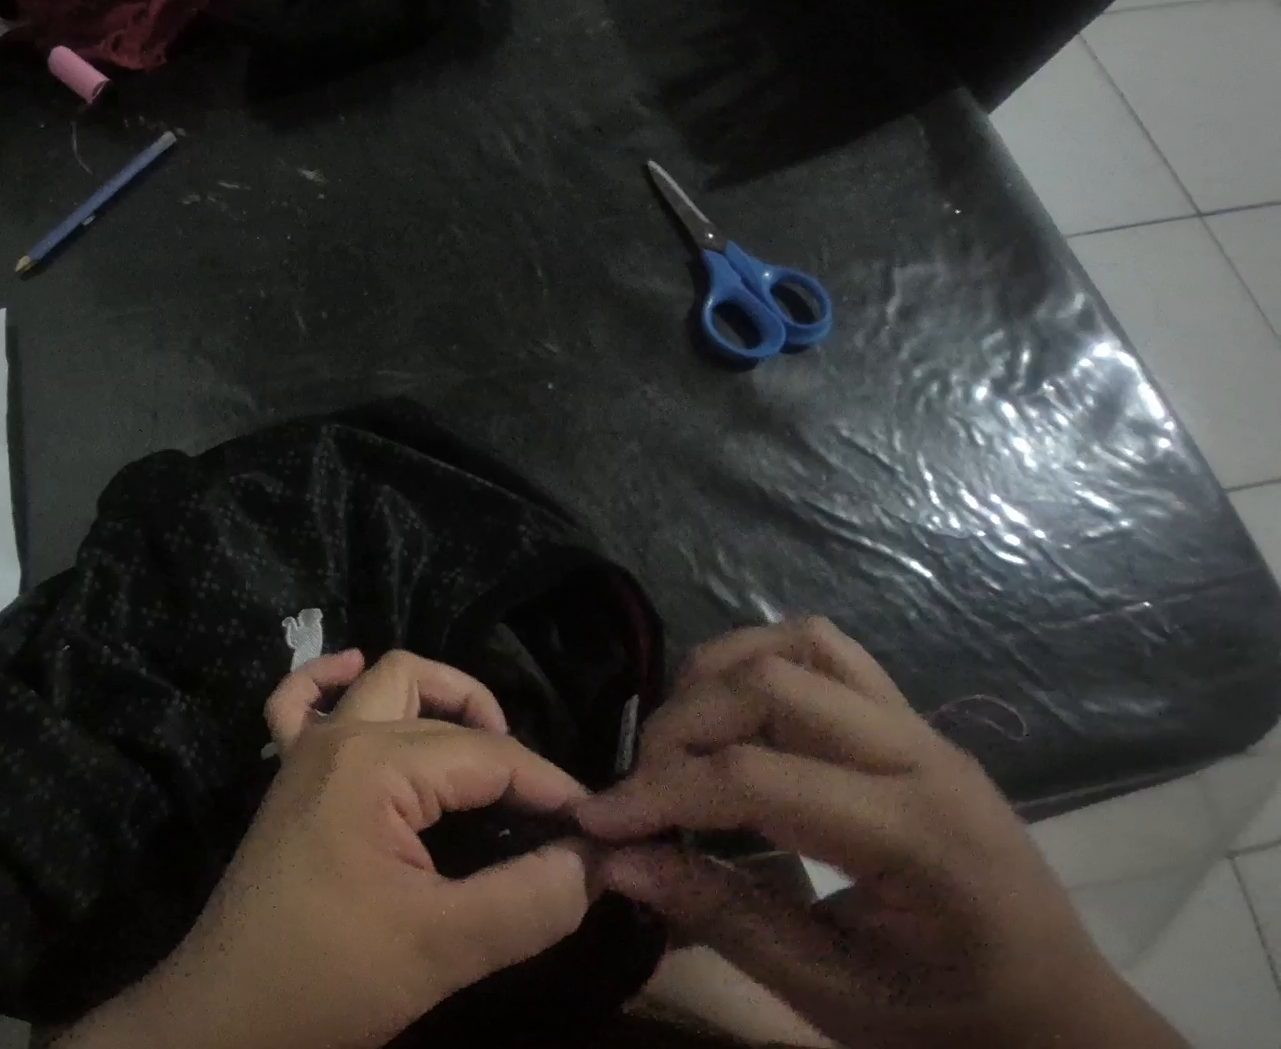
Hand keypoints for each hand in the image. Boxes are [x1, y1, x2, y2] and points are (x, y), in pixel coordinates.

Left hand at [57, 650, 593, 1048]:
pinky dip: (333, 680)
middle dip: (505, 747)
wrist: (224, 1014)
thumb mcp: (441, 950)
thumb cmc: (328, 979)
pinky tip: (360, 681)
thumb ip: (528, 902)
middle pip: (443, 712)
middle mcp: (340, 736)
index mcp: (377, 765)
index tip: (596, 828)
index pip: (489, 755)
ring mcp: (305, 748)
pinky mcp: (286, 772)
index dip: (552, 788)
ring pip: (382, 682)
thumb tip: (592, 861)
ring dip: (437, 694)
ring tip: (485, 739)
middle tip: (541, 806)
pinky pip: (300, 700)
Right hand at [576, 618, 1186, 1048]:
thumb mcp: (829, 993)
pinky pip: (819, 648)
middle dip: (678, 729)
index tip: (595, 821)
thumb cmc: (947, 1019)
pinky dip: (755, 661)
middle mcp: (921, 755)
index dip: (660, 792)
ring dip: (714, 679)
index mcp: (916, 838)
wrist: (1061, 1015)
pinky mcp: (906, 714)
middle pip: (767, 687)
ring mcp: (918, 724)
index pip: (756, 777)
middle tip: (642, 789)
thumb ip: (717, 916)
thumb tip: (614, 862)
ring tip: (681, 743)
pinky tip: (730, 714)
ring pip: (792, 645)